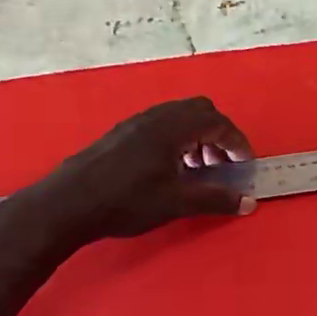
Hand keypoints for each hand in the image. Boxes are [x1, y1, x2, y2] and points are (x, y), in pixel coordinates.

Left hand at [14, 97, 255, 247]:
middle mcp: (156, 117)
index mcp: (172, 128)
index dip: (237, 143)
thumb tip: (248, 203)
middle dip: (218, 135)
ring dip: (198, 138)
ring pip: (179, 117)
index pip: (218, 123)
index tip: (245, 165)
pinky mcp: (122, 133)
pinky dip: (178, 140)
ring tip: (197, 171)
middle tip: (221, 165)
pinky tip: (170, 170)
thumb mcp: (176, 203)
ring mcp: (136, 122)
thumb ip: (216, 200)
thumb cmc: (126, 202)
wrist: (67, 204)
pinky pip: (162, 125)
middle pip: (200, 111)